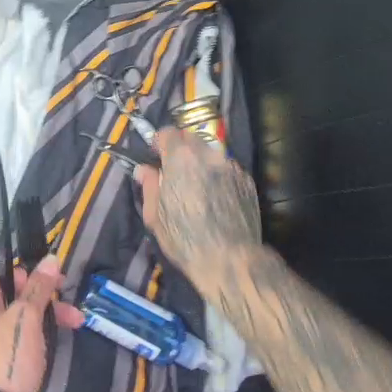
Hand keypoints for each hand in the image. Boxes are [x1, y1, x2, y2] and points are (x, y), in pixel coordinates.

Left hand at [0, 253, 83, 391]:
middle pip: (14, 303)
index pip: (3, 280)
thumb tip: (50, 258)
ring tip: (74, 326)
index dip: (30, 278)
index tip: (56, 283)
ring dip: (45, 322)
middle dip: (45, 303)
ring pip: (18, 325)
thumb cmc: (7, 360)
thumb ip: (38, 288)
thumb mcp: (25, 318)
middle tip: (72, 310)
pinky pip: (16, 346)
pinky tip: (53, 347)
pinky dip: (35, 342)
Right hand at [138, 128, 262, 293]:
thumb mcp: (155, 215)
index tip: (156, 154)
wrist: (229, 259)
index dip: (159, 141)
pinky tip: (216, 197)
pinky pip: (227, 169)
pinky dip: (218, 176)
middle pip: (191, 138)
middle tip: (175, 169)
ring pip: (211, 153)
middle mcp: (208, 155)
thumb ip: (149, 186)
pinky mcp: (247, 180)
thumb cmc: (185, 238)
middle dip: (181, 148)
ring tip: (197, 185)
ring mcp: (231, 166)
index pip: (168, 132)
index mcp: (181, 158)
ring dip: (201, 162)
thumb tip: (145, 170)